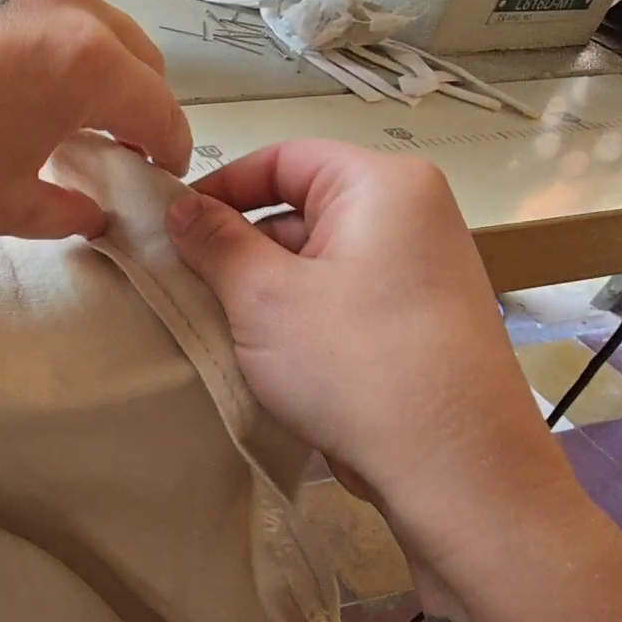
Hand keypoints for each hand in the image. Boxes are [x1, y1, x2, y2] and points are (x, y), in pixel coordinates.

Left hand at [0, 0, 190, 238]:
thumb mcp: (1, 206)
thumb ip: (66, 214)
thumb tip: (92, 213)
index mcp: (87, 65)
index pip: (159, 107)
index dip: (170, 144)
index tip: (164, 165)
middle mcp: (66, 3)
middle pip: (135, 53)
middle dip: (137, 101)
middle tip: (115, 140)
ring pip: (85, 18)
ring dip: (89, 63)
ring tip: (55, 102)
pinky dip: (37, 35)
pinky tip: (1, 67)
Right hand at [164, 141, 569, 524]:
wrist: (449, 463)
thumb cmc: (352, 361)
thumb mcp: (264, 296)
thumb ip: (214, 242)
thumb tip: (177, 207)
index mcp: (382, 186)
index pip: (283, 158)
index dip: (220, 187)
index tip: (172, 228)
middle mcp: (409, 215)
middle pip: (298, 208)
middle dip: (237, 246)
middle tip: (185, 286)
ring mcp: (416, 270)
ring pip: (313, 258)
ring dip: (260, 286)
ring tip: (218, 325)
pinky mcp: (413, 319)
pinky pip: (337, 295)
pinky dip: (294, 313)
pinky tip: (263, 352)